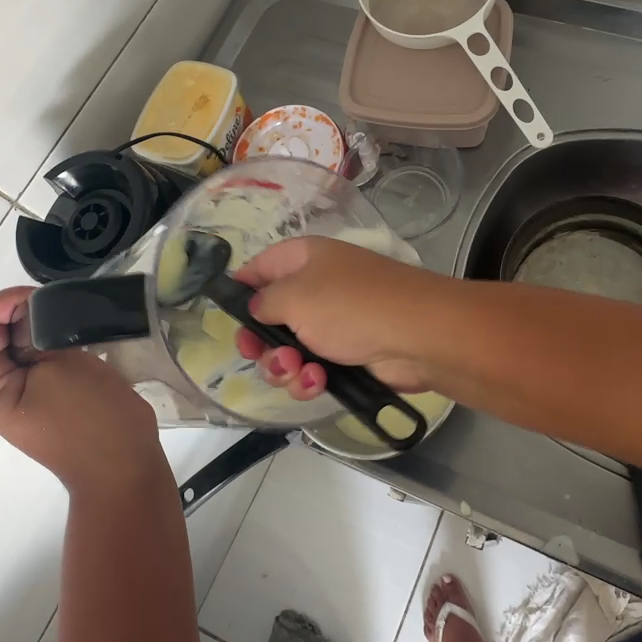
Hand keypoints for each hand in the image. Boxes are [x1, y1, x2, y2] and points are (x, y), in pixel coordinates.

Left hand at [0, 286, 166, 495]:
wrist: (122, 463)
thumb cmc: (87, 419)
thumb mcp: (60, 366)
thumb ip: (39, 330)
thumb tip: (36, 306)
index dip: (10, 298)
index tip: (48, 295)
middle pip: (0, 324)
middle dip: (30, 307)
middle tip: (69, 305)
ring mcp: (28, 383)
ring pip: (27, 333)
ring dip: (49, 319)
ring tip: (80, 316)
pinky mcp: (54, 383)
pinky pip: (49, 347)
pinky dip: (64, 333)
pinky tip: (88, 331)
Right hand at [229, 237, 447, 400]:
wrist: (415, 336)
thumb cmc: (350, 306)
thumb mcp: (295, 296)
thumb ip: (264, 301)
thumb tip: (256, 306)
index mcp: (305, 259)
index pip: (261, 266)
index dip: (241, 287)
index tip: (226, 313)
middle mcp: (318, 287)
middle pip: (269, 317)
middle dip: (260, 342)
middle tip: (258, 353)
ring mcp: (334, 323)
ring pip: (288, 350)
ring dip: (284, 366)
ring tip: (297, 370)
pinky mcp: (348, 356)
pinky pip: (313, 370)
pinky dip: (310, 379)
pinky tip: (318, 382)